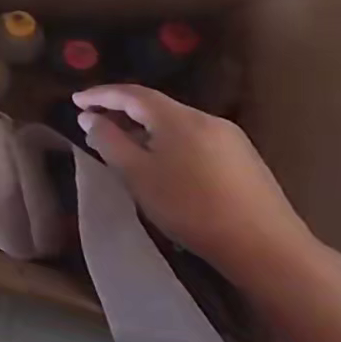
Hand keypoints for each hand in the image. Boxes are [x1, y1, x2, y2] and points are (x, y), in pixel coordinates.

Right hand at [72, 85, 317, 283]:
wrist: (265, 247)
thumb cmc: (191, 207)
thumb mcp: (137, 175)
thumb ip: (109, 141)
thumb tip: (91, 118)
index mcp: (179, 118)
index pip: (132, 94)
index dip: (100, 94)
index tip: (75, 100)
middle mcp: (206, 120)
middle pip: (156, 106)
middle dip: (121, 111)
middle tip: (93, 123)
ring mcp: (230, 139)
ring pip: (175, 123)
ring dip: (144, 128)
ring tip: (122, 145)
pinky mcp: (243, 160)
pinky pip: (193, 139)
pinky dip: (167, 141)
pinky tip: (160, 163)